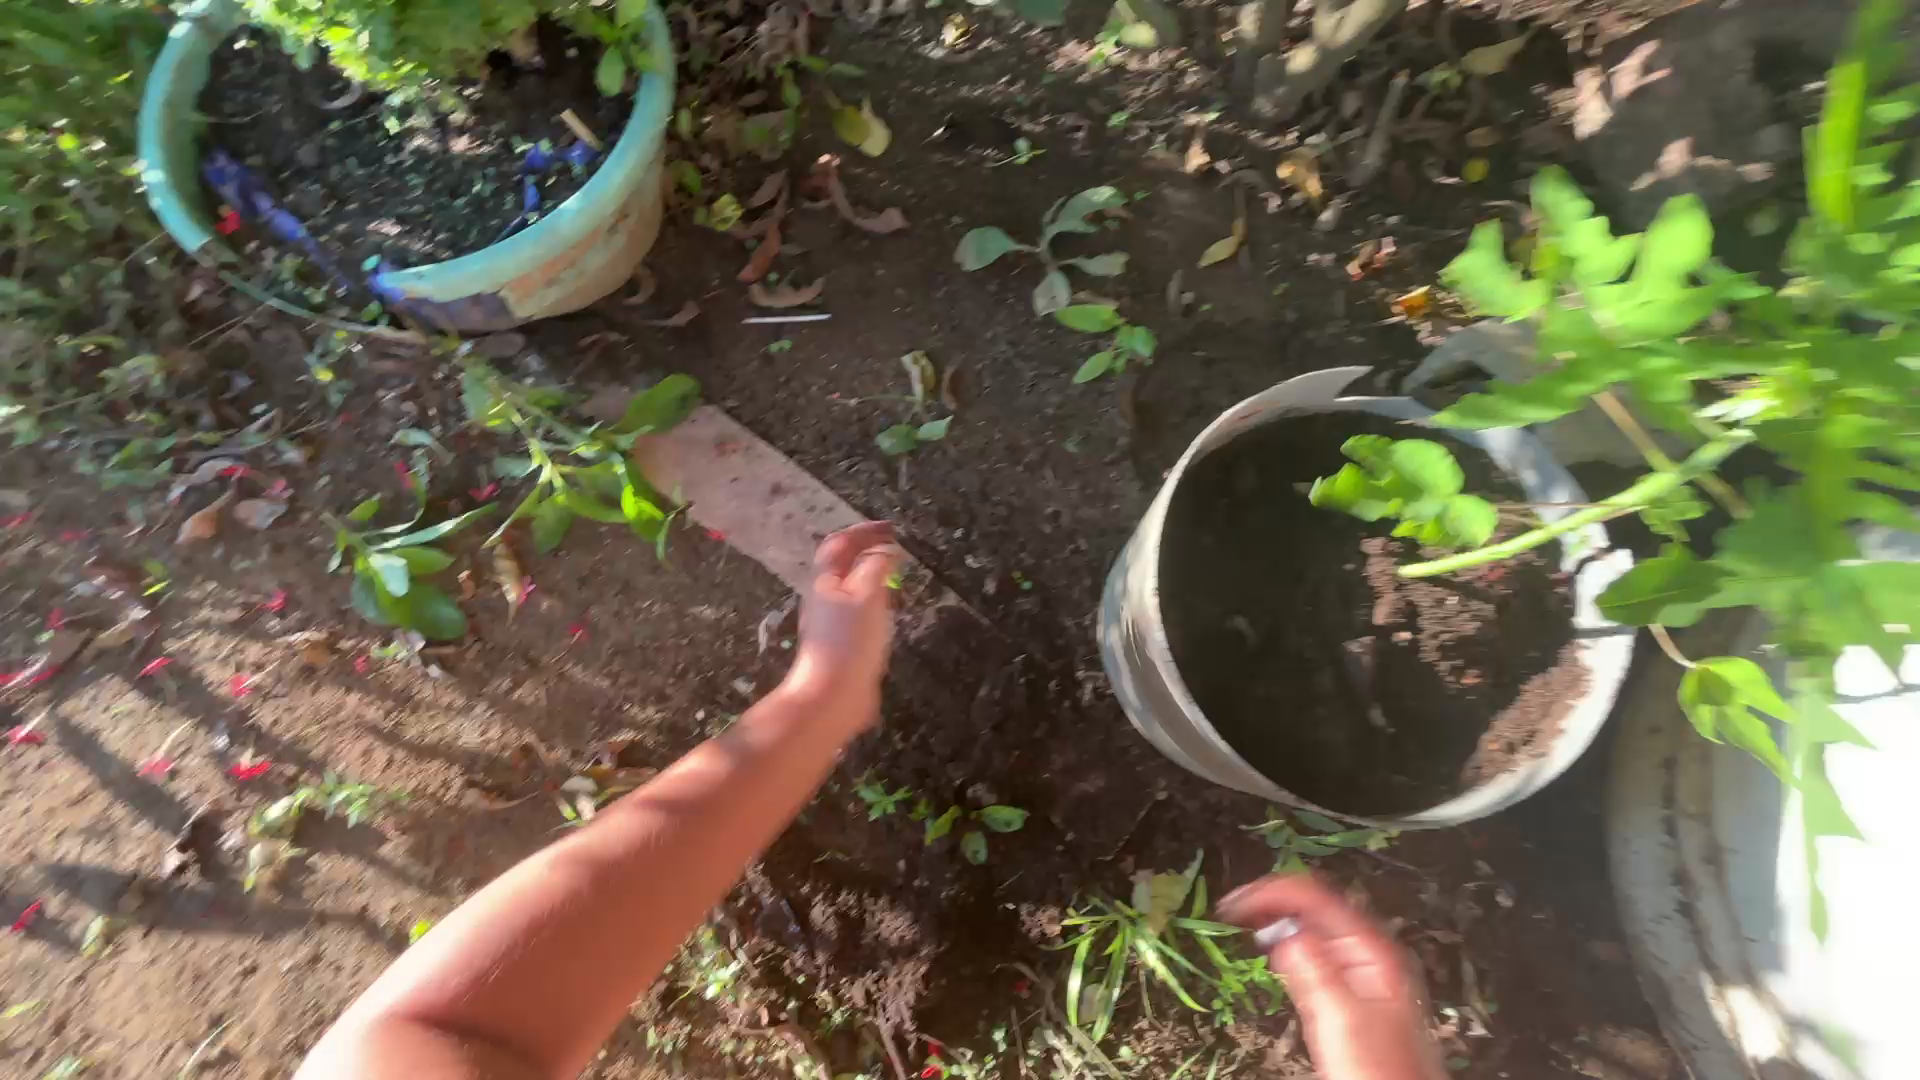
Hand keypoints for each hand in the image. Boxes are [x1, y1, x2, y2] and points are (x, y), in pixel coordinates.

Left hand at [786, 522, 902, 718]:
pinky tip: (891, 611)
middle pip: (842, 566)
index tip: (890, 529)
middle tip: (895, 549)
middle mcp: (825, 599)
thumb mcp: (867, 593)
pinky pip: (860, 613)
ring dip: (873, 577)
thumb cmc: (849, 639)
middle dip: (867, 552)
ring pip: (852, 589)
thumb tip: (887, 551)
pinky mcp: (844, 644)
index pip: (840, 544)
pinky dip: (877, 602)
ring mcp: (832, 624)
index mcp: (825, 581)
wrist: (834, 695)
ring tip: (897, 576)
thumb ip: (877, 567)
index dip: (863, 532)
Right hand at [1219, 874, 1442, 1079]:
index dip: (1271, 893)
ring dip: (1275, 916)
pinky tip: (1268, 944)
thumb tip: (1280, 930)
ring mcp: (1359, 970)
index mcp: (1371, 950)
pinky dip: (1285, 938)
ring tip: (1241, 919)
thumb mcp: (1339, 1019)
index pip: (1315, 897)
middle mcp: (1367, 952)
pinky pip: (1312, 947)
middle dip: (1271, 900)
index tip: (1234, 905)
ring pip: (1310, 923)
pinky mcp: (1347, 989)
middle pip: (1313, 904)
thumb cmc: (1373, 1073)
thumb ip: (1311, 968)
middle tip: (1231, 909)